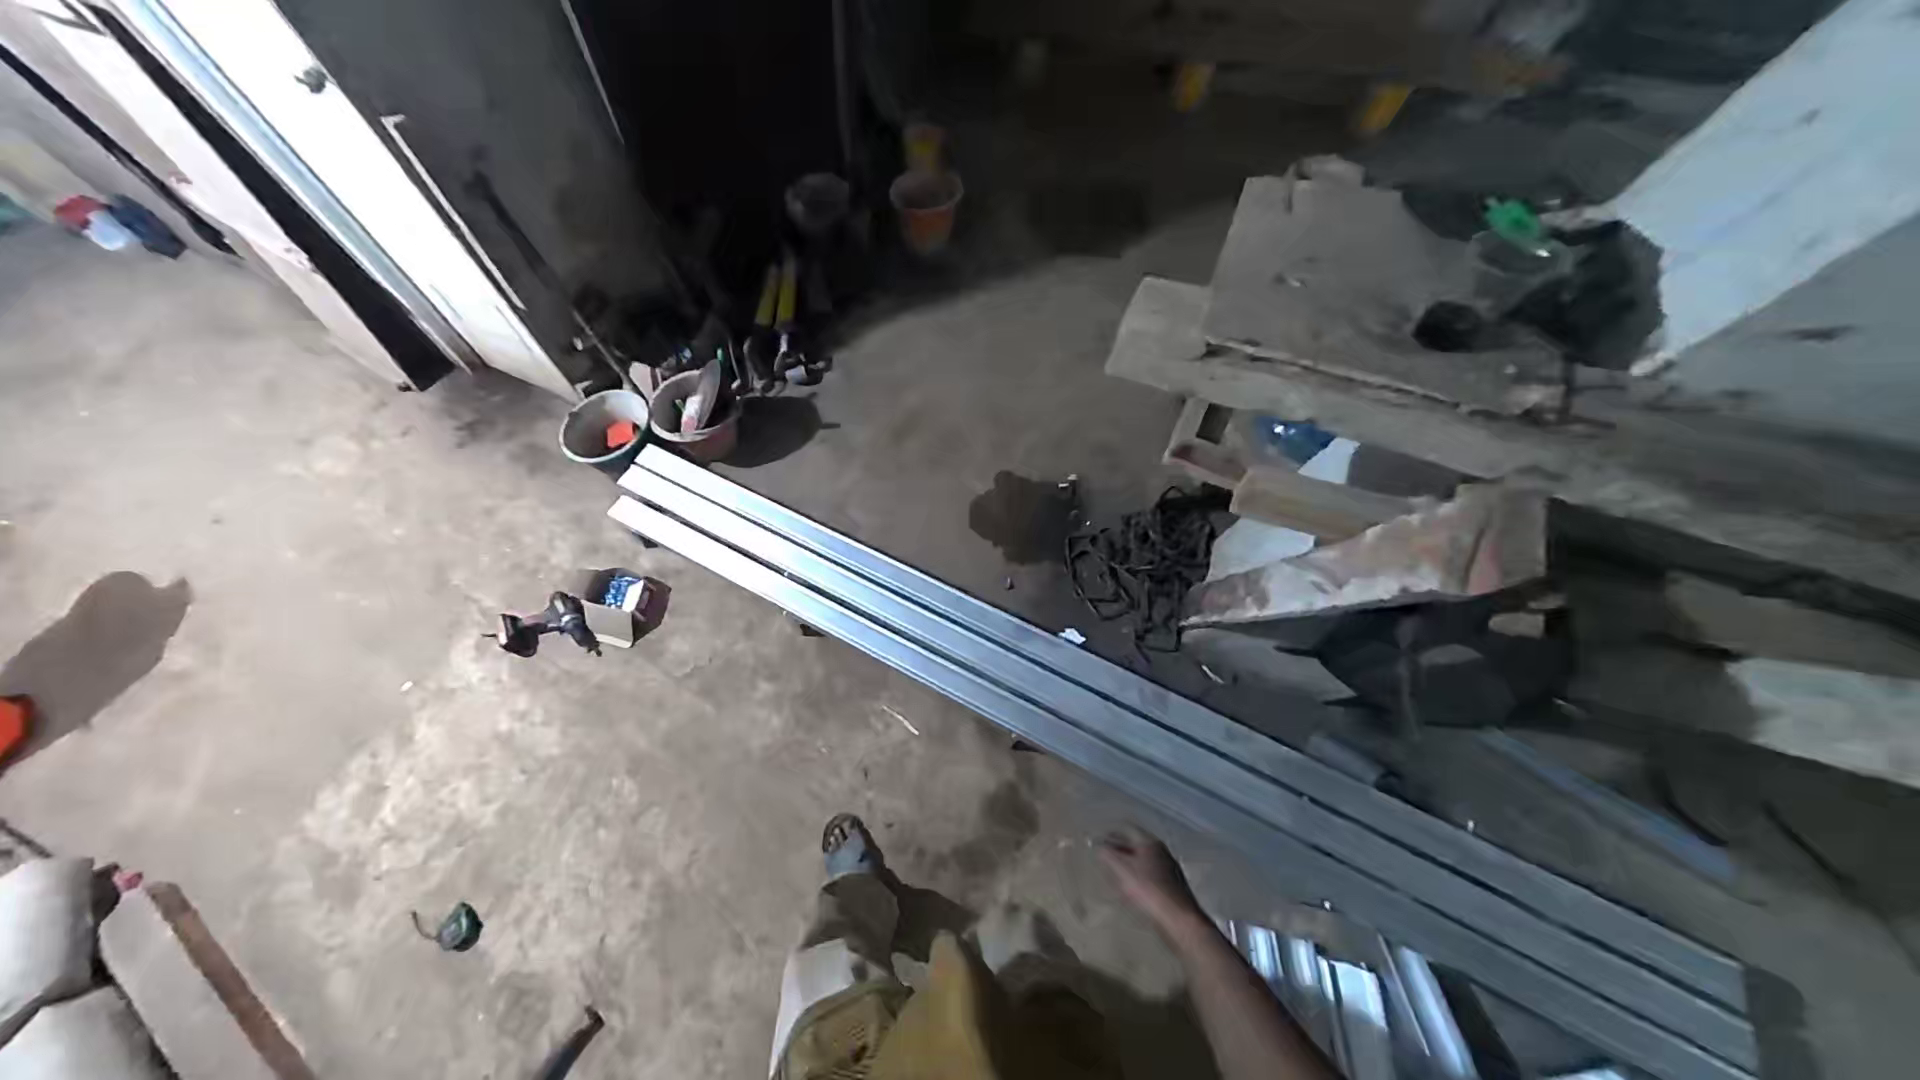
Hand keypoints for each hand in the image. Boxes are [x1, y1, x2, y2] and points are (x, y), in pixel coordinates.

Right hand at [1099, 827, 1204, 933]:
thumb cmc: (1149, 890)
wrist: (1179, 919)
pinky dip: (1138, 878)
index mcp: (1150, 843)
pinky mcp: (1172, 888)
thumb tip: (1100, 847)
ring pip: (1143, 861)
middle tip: (1104, 857)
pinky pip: (1150, 877)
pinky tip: (1131, 891)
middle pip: (1136, 845)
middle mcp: (1162, 852)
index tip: (1098, 841)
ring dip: (1128, 865)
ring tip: (1114, 874)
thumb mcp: (1122, 870)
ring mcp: (1169, 870)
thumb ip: (1109, 856)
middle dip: (1119, 850)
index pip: (1128, 829)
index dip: (1111, 833)